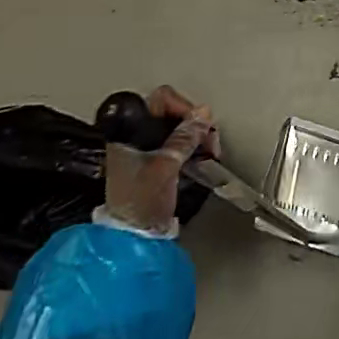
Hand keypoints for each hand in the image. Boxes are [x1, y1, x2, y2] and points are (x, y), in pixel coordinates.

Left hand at [100, 85, 220, 235]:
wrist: (134, 237)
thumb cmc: (142, 202)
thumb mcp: (166, 165)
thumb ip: (184, 138)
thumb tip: (203, 113)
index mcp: (129, 134)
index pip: (159, 101)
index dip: (182, 107)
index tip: (197, 124)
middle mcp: (136, 138)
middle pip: (172, 112)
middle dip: (195, 123)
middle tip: (208, 139)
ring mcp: (146, 150)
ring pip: (179, 127)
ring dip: (199, 135)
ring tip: (209, 151)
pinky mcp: (157, 162)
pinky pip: (180, 142)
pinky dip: (195, 146)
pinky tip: (203, 157)